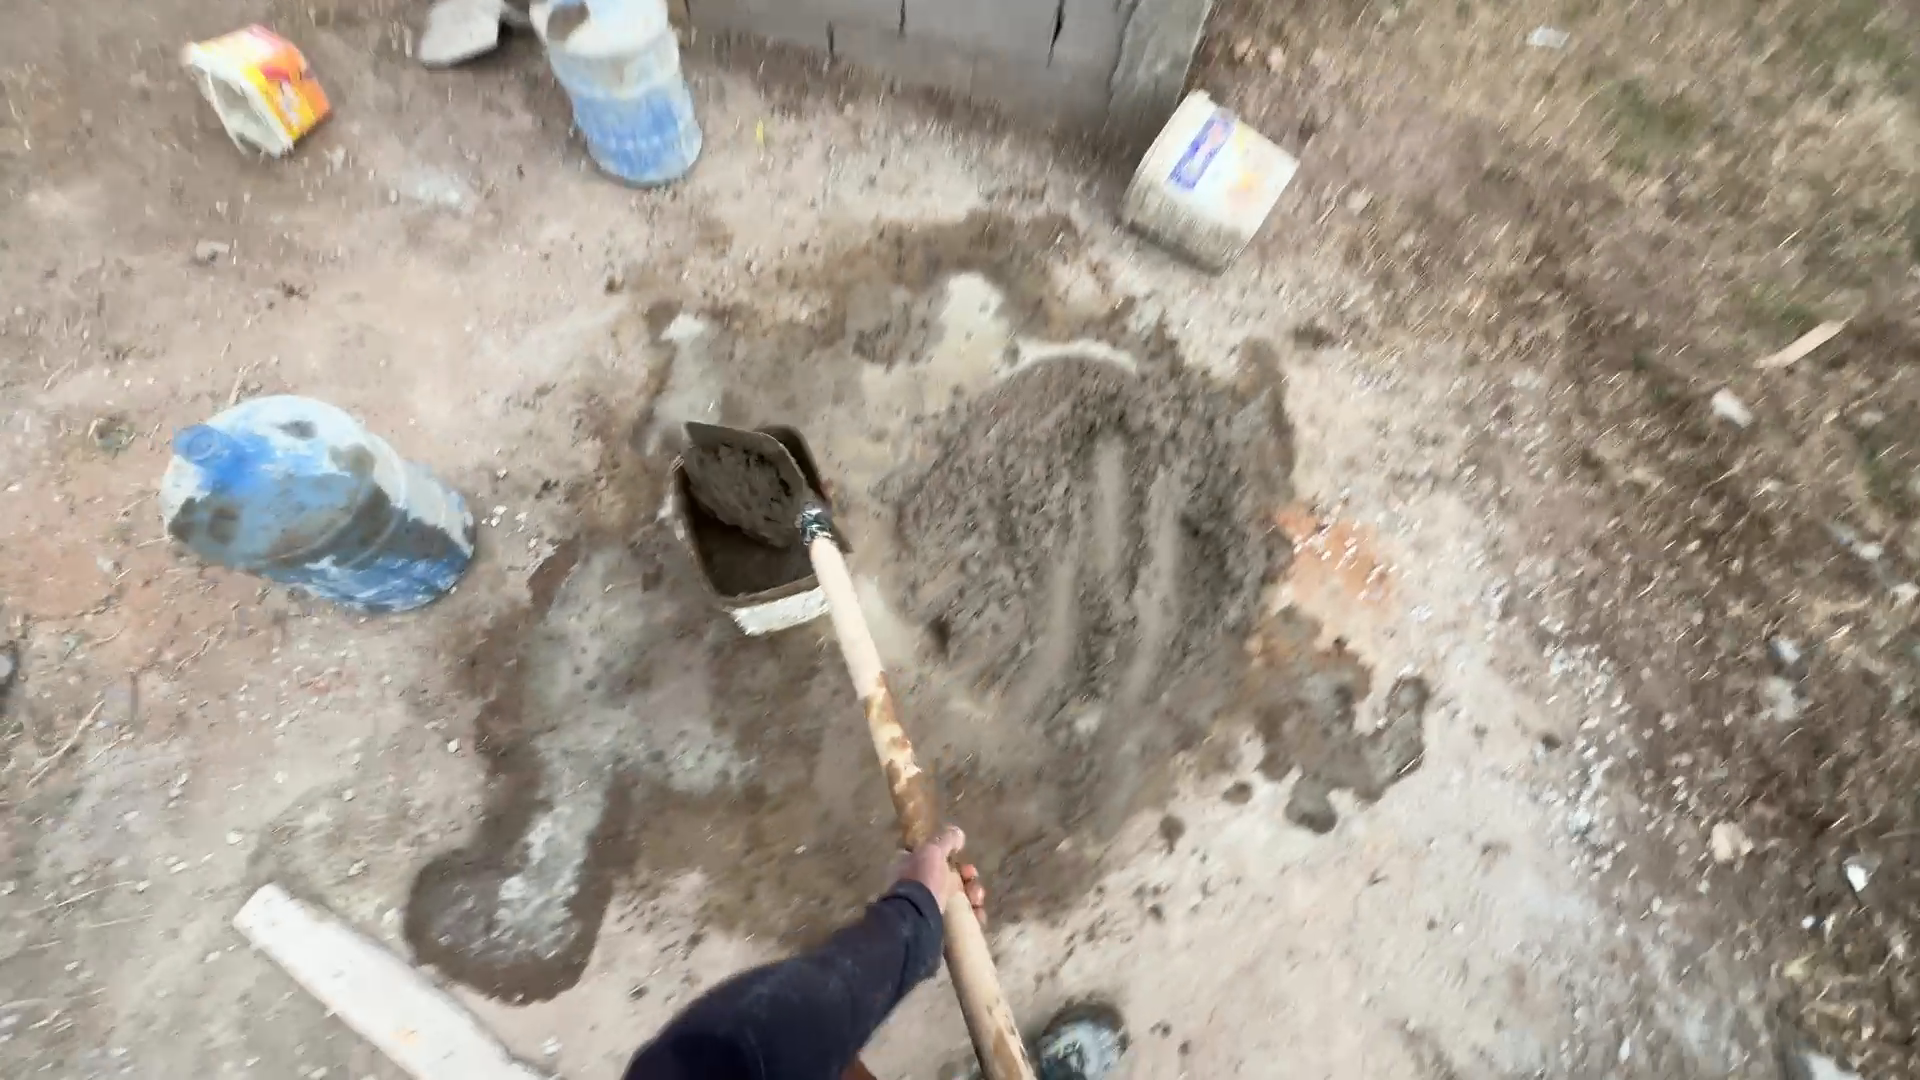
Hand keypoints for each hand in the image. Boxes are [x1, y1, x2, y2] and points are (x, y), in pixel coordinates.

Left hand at [896, 826, 987, 925]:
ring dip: (974, 895)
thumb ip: (946, 840)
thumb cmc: (922, 881)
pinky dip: (974, 916)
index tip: (962, 856)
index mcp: (912, 867)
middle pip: (951, 877)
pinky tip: (978, 915)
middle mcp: (919, 887)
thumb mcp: (932, 851)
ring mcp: (929, 908)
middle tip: (972, 879)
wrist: (916, 922)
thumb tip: (958, 834)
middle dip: (967, 877)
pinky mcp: (941, 928)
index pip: (936, 857)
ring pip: (960, 898)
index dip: (952, 857)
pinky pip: (963, 919)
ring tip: (977, 900)